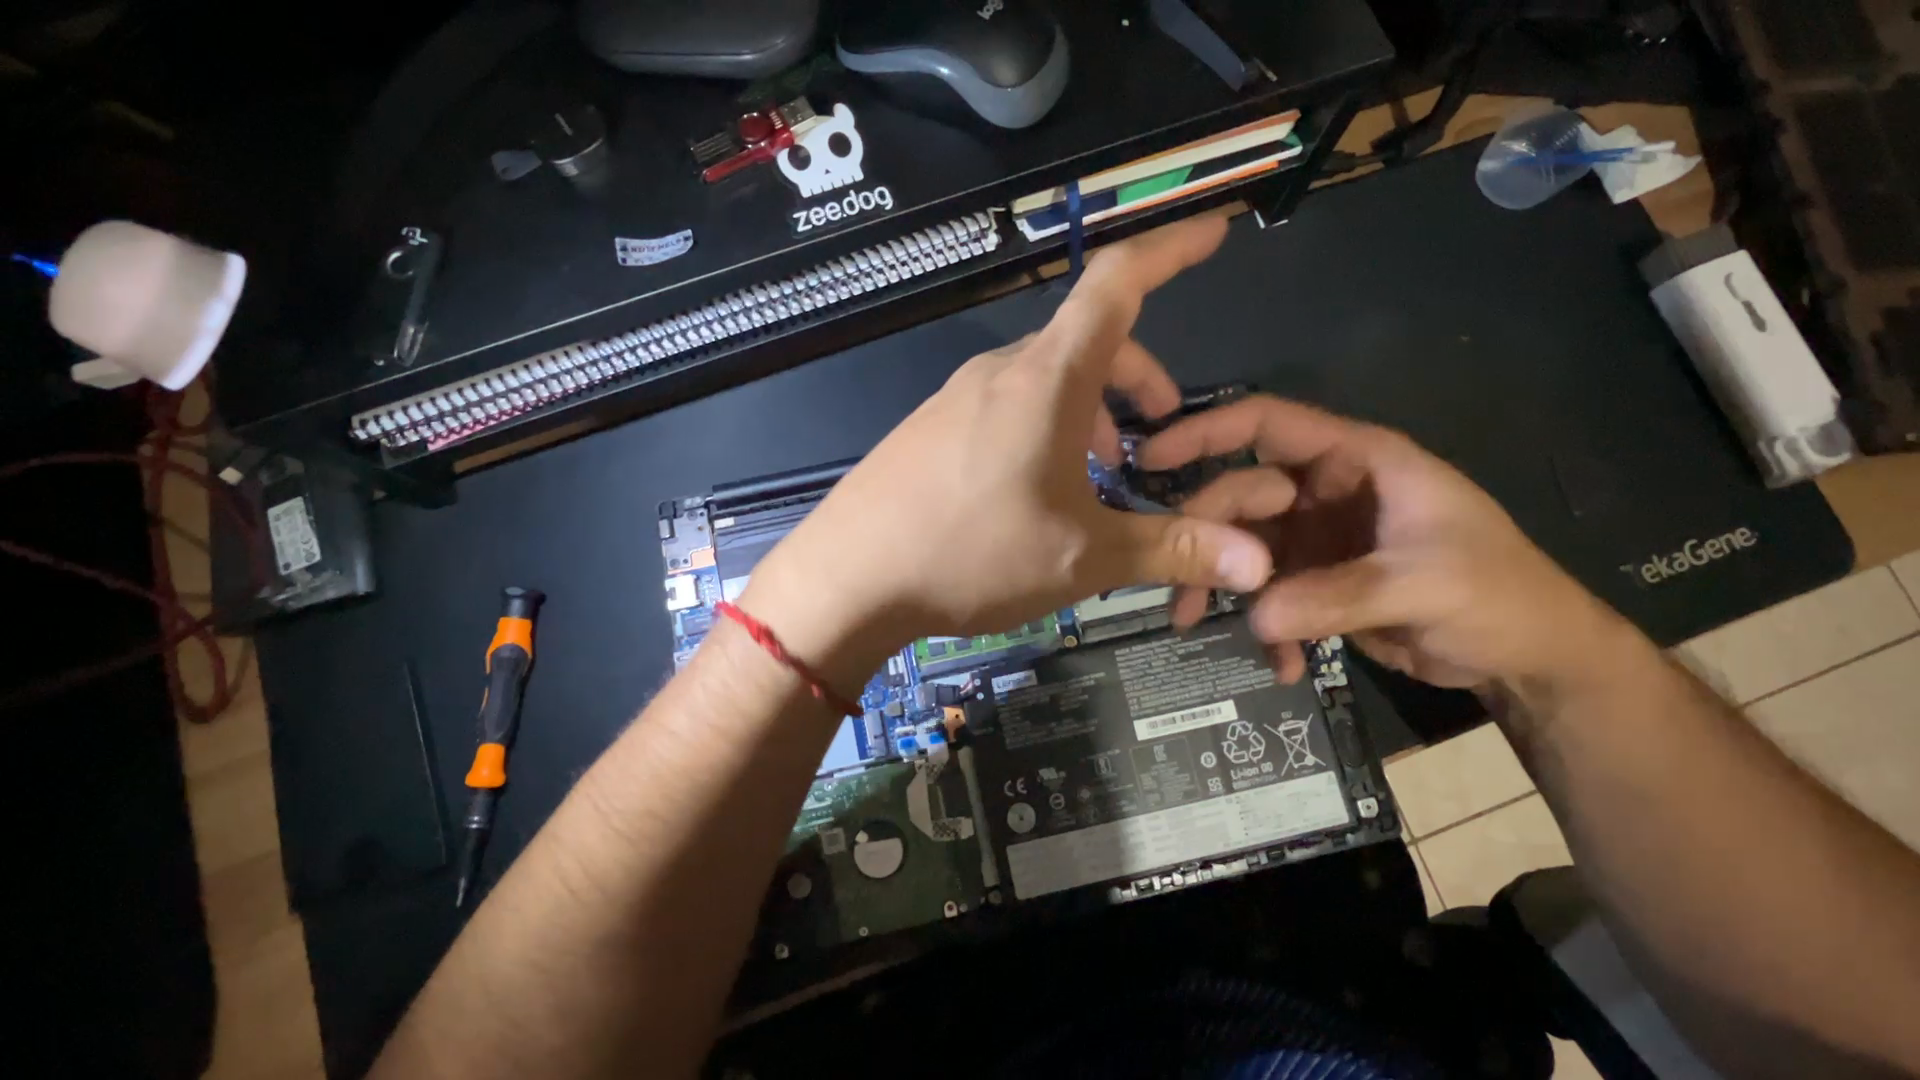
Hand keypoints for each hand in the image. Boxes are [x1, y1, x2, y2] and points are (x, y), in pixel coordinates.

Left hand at [741, 216, 1276, 687]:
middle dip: (1139, 375)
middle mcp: (1000, 370)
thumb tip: (1258, 561)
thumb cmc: (972, 555)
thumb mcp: (1084, 557)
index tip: (1213, 231)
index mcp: (1047, 378)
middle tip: (1161, 434)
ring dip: (1091, 408)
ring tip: (1104, 472)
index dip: (1172, 249)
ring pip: (1046, 377)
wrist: (848, 580)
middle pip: (1088, 338)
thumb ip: (1173, 549)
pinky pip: (1006, 404)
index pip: (1119, 283)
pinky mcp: (930, 428)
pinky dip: (1047, 426)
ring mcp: (956, 397)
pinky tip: (1041, 490)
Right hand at [1138, 396, 1621, 688]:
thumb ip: (1338, 595)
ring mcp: (1318, 540)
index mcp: (1357, 461)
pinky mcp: (1316, 585)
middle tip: (1183, 585)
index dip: (1206, 432)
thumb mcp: (1425, 585)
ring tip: (1194, 625)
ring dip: (1219, 588)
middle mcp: (1326, 492)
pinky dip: (1264, 628)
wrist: (1530, 658)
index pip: (1268, 425)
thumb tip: (1255, 614)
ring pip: (1242, 550)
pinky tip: (1281, 664)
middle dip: (1208, 539)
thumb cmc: (1499, 595)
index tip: (1150, 458)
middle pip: (1240, 496)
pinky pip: (1267, 597)